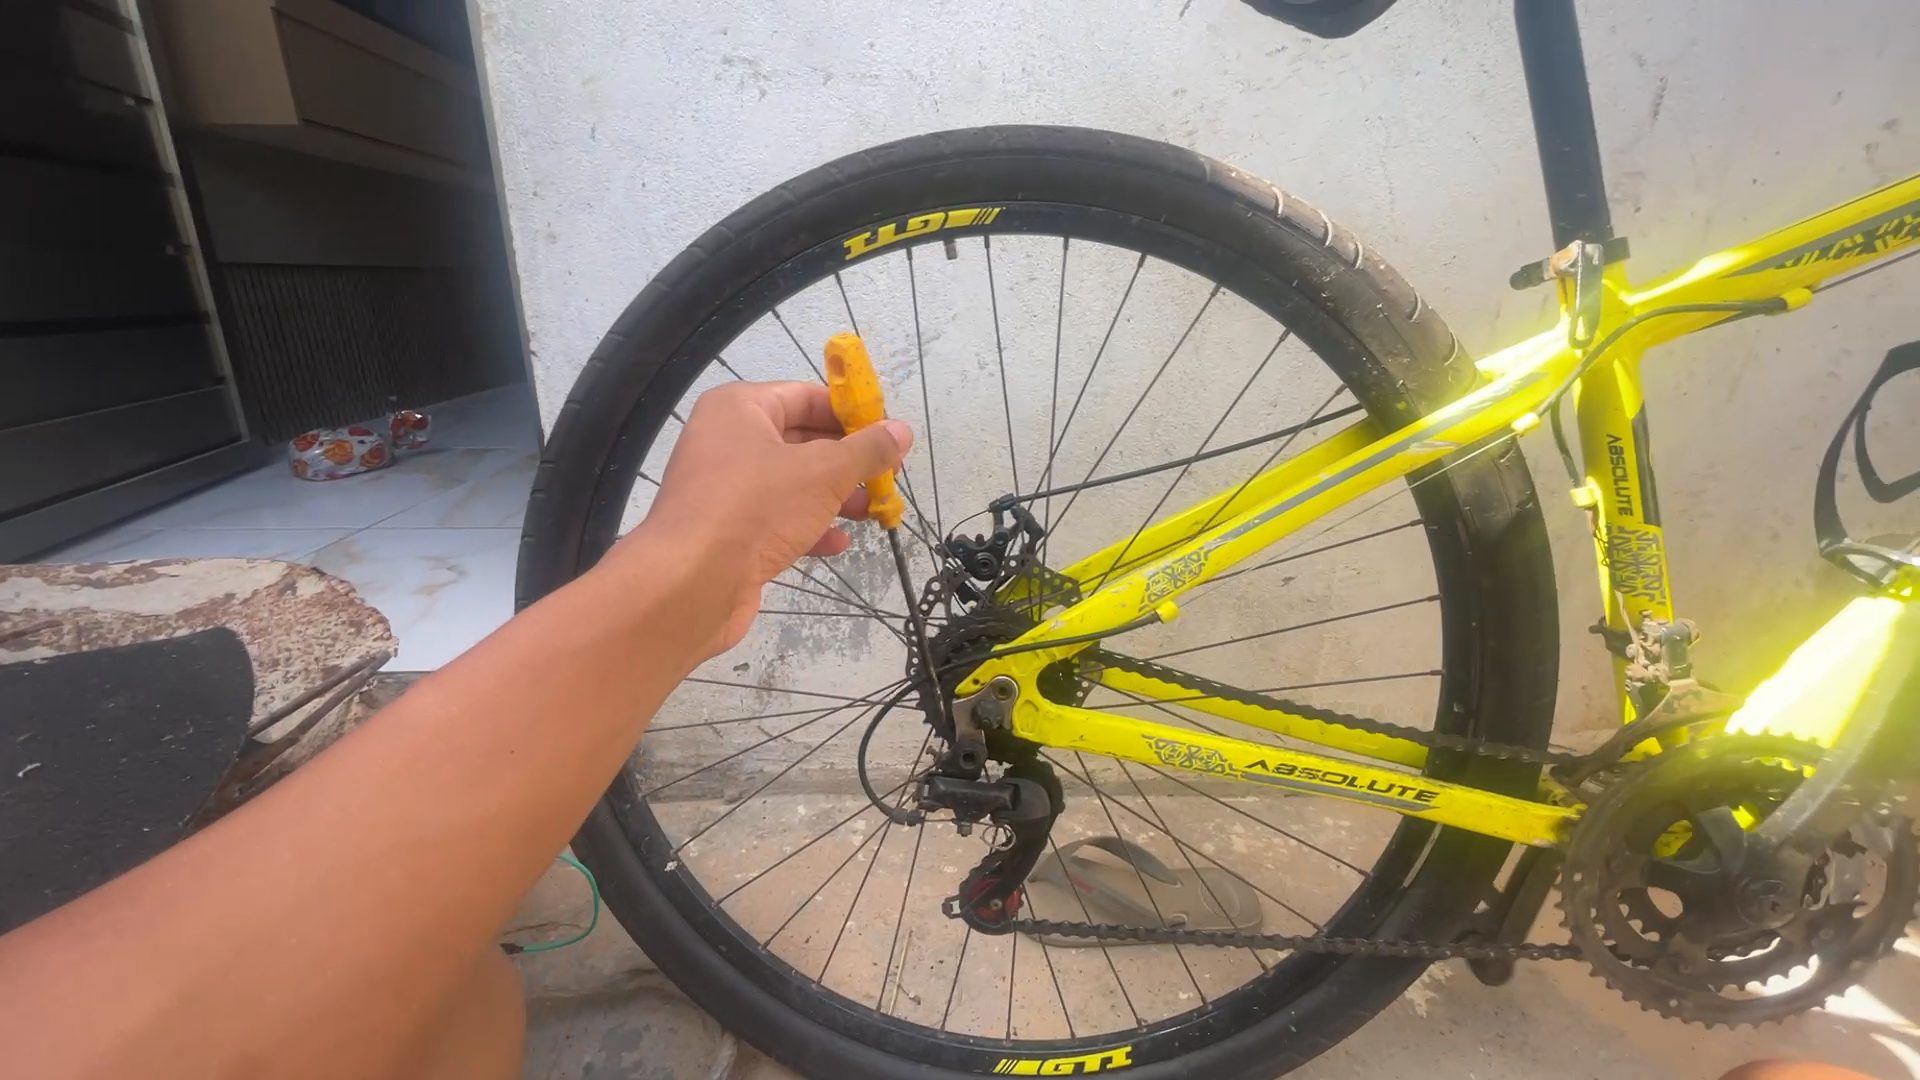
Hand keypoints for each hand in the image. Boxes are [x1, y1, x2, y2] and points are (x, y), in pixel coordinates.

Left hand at [611, 381, 912, 655]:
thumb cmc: (756, 509)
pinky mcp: (729, 532)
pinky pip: (777, 519)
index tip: (888, 435)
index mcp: (740, 409)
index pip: (806, 396)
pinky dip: (809, 527)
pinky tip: (838, 543)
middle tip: (887, 478)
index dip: (851, 413)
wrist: (690, 584)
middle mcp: (728, 442)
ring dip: (836, 497)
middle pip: (802, 441)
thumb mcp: (824, 472)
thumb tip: (902, 430)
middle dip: (848, 462)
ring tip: (873, 513)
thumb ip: (867, 450)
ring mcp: (726, 490)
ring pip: (793, 484)